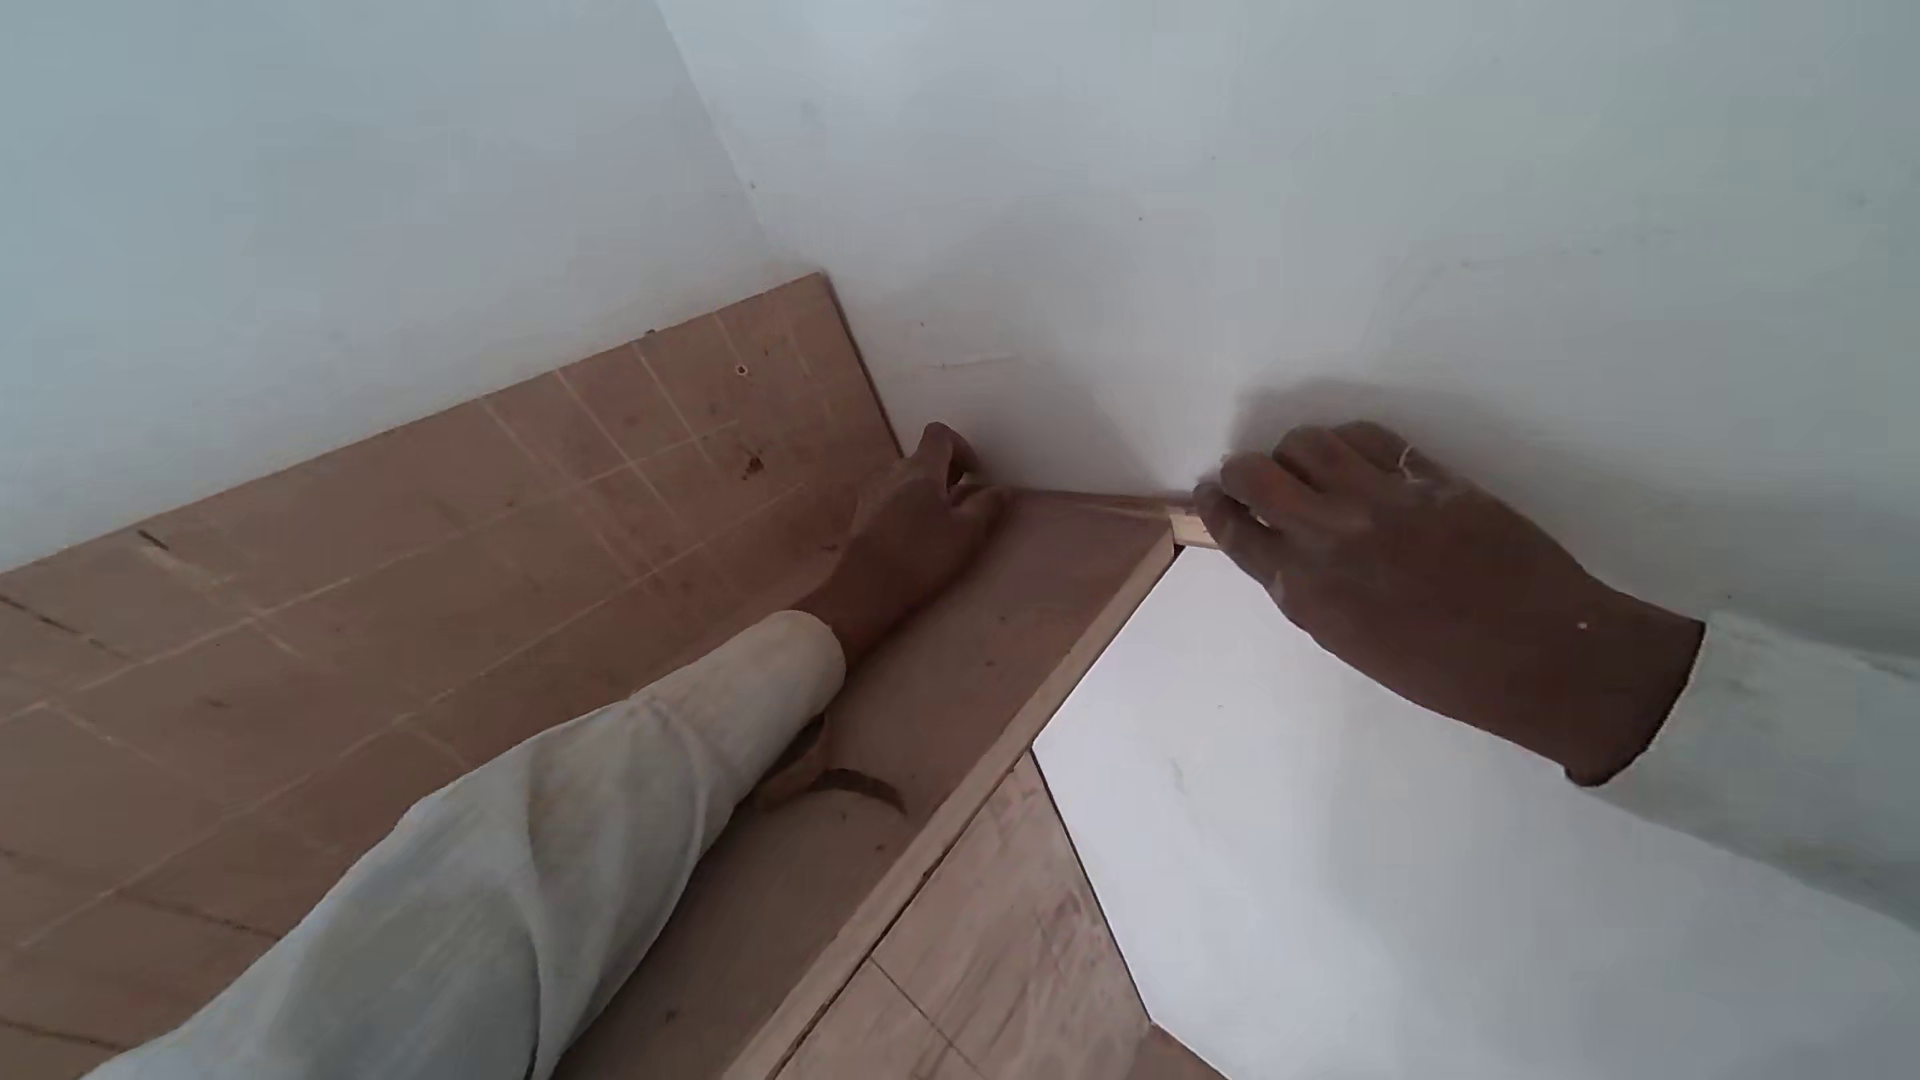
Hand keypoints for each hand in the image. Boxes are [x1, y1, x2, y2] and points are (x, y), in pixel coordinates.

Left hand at [798, 422, 1009, 662]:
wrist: (865, 587)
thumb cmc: (921, 556)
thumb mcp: (966, 533)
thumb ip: (987, 506)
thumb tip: (1004, 489)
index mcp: (921, 468)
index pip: (940, 434)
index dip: (961, 446)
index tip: (974, 472)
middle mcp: (893, 471)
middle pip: (922, 457)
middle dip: (945, 472)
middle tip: (961, 500)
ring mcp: (872, 491)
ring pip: (904, 478)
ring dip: (924, 490)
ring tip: (938, 520)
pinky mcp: (860, 514)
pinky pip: (888, 497)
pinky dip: (905, 504)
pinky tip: (912, 534)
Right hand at [1194, 421, 1703, 784]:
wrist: (1537, 656)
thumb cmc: (1428, 665)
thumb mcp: (1337, 634)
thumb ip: (1296, 583)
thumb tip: (1275, 543)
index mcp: (1299, 586)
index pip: (1231, 527)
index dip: (1212, 503)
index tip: (1210, 492)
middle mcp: (1326, 534)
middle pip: (1254, 473)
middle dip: (1239, 469)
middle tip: (1248, 475)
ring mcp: (1378, 500)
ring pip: (1306, 442)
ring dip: (1293, 451)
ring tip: (1307, 466)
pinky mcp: (1428, 479)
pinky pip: (1369, 437)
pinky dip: (1348, 443)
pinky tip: (1355, 460)